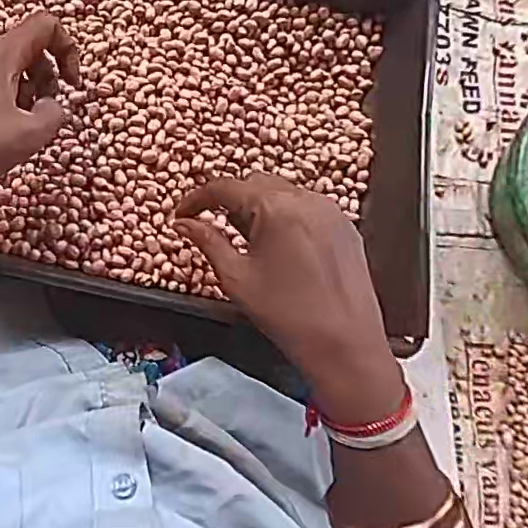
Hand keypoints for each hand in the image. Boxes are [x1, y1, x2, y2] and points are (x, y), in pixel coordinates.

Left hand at [0, 13, 81, 192]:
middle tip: (43, 114)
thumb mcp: (29, 136)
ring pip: (4, 69)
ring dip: (23, 93)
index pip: (45, 25)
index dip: (69, 51)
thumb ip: (55, 114)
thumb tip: (53, 106)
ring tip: (19, 128)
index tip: (72, 86)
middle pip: (26, 49)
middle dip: (46, 79)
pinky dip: (0, 101)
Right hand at [171, 173, 403, 423]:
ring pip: (281, 192)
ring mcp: (330, 212)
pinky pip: (305, 207)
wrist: (344, 344)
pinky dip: (283, 216)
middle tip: (209, 224)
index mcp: (276, 209)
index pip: (225, 187)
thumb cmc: (289, 315)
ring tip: (243, 238)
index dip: (197, 199)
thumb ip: (207, 241)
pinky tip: (274, 245)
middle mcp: (306, 201)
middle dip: (228, 200)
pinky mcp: (344, 227)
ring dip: (256, 207)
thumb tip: (184, 224)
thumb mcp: (235, 277)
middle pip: (254, 183)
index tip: (183, 214)